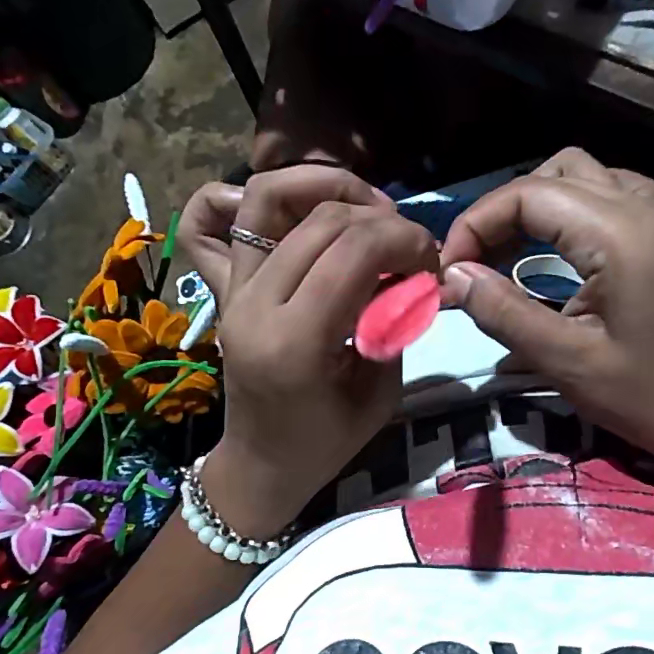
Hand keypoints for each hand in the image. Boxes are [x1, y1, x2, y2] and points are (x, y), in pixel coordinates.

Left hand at [178, 166, 436, 534]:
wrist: (261, 465)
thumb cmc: (325, 443)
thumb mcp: (379, 392)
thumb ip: (393, 322)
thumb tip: (408, 271)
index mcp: (296, 342)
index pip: (354, 250)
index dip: (404, 239)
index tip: (430, 262)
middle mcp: (255, 304)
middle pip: (322, 219)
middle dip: (382, 219)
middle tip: (408, 248)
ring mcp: (233, 289)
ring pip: (269, 197)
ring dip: (327, 188)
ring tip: (366, 211)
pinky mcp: (226, 285)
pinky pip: (222, 218)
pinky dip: (262, 198)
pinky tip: (302, 211)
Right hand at [439, 148, 653, 484]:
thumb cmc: (644, 397)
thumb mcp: (566, 361)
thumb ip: (504, 312)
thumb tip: (453, 275)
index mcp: (622, 234)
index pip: (529, 194)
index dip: (477, 224)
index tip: (449, 272)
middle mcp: (645, 207)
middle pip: (553, 175)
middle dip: (500, 213)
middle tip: (471, 265)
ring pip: (581, 175)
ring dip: (534, 206)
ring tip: (503, 253)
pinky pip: (606, 195)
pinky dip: (568, 212)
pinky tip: (555, 249)